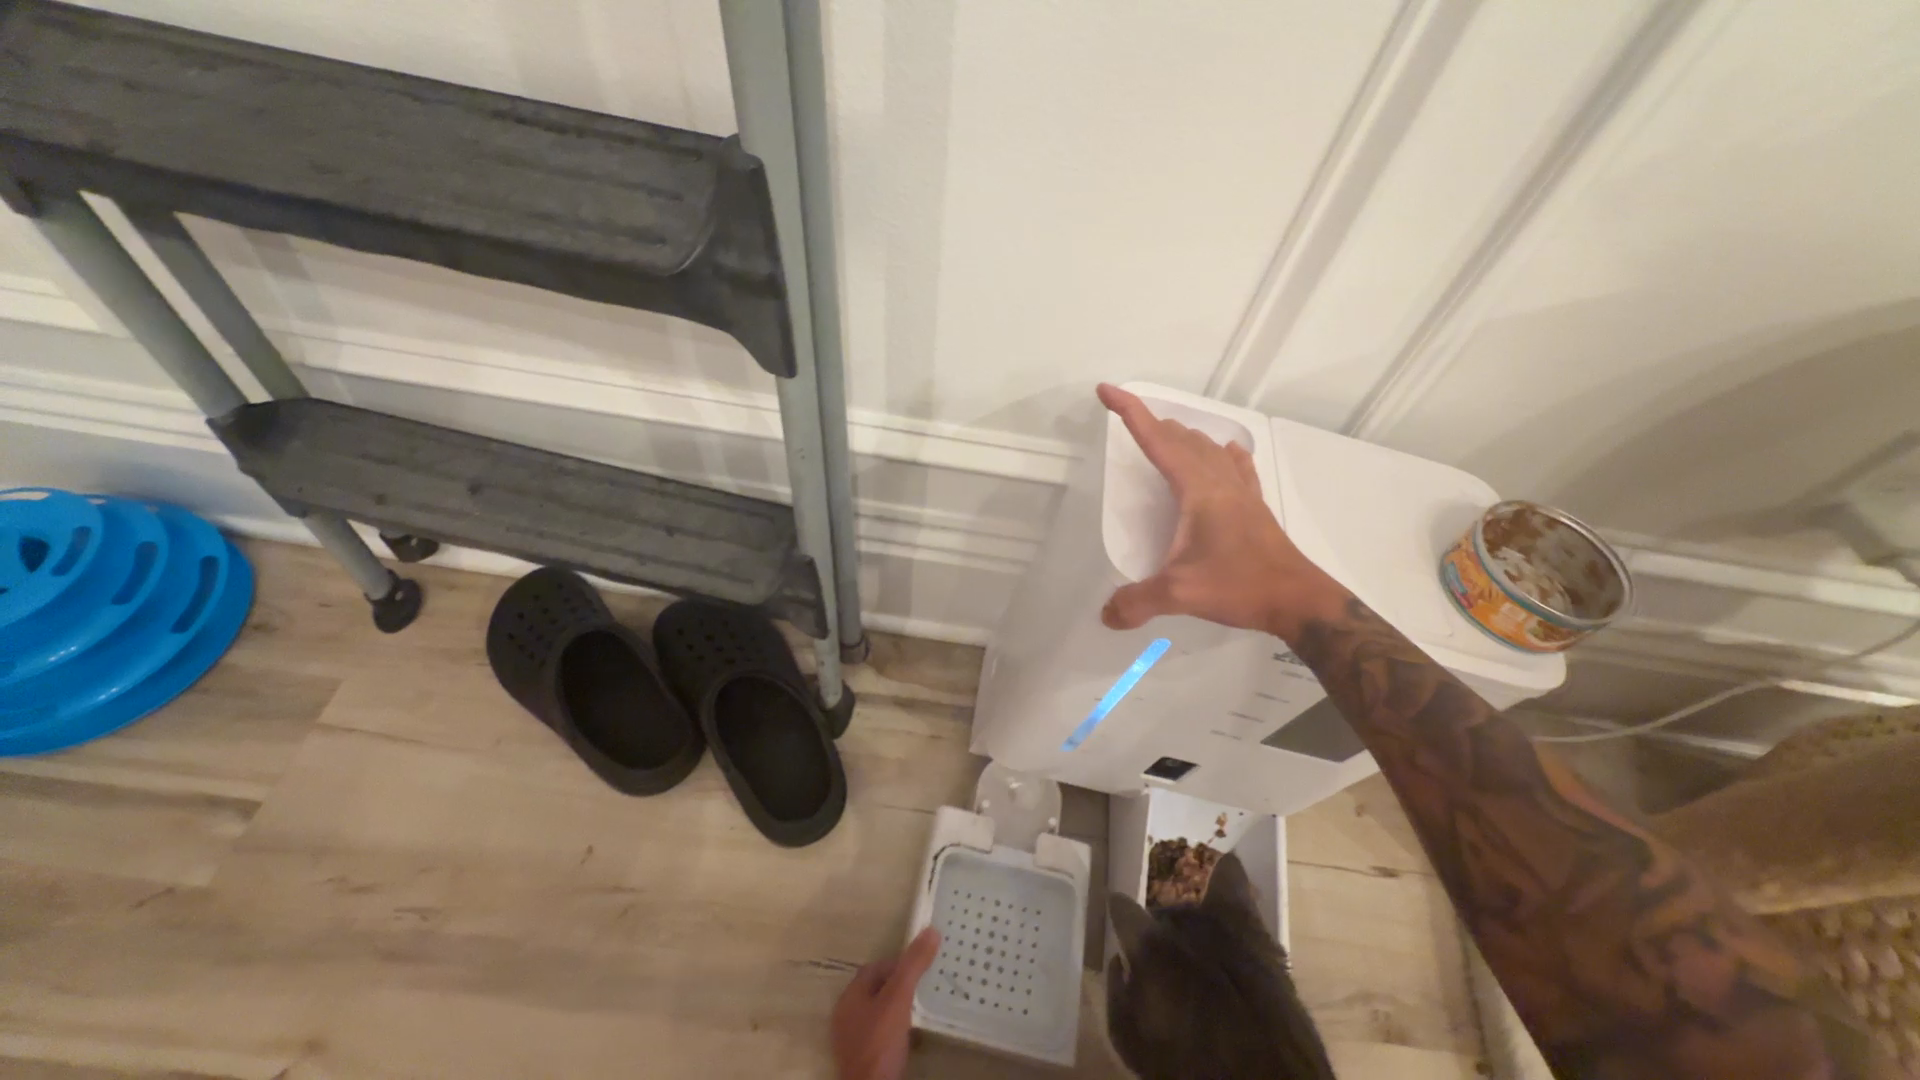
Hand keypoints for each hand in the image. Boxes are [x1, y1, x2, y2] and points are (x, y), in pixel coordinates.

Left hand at [831, 928, 940, 1079]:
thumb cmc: (880, 1041)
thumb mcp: (899, 999)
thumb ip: (913, 965)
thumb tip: (931, 930)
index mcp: (850, 996)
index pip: (874, 968)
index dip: (898, 964)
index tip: (920, 968)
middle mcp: (847, 1014)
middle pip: (876, 990)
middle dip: (900, 986)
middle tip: (924, 989)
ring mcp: (853, 1038)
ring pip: (879, 1012)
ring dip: (899, 1009)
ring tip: (921, 1011)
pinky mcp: (863, 1057)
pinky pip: (881, 1034)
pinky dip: (896, 1030)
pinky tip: (911, 1036)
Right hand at [1096, 383, 1342, 636]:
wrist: (1297, 599)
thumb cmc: (1238, 586)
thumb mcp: (1179, 594)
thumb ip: (1137, 602)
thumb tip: (1105, 615)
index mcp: (1197, 490)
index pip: (1156, 441)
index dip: (1130, 412)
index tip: (1107, 390)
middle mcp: (1219, 482)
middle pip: (1182, 439)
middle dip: (1153, 425)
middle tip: (1130, 423)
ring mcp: (1242, 493)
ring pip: (1210, 450)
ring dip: (1185, 438)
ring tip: (1168, 436)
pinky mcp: (1255, 508)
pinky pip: (1238, 468)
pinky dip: (1225, 455)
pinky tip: (1229, 452)